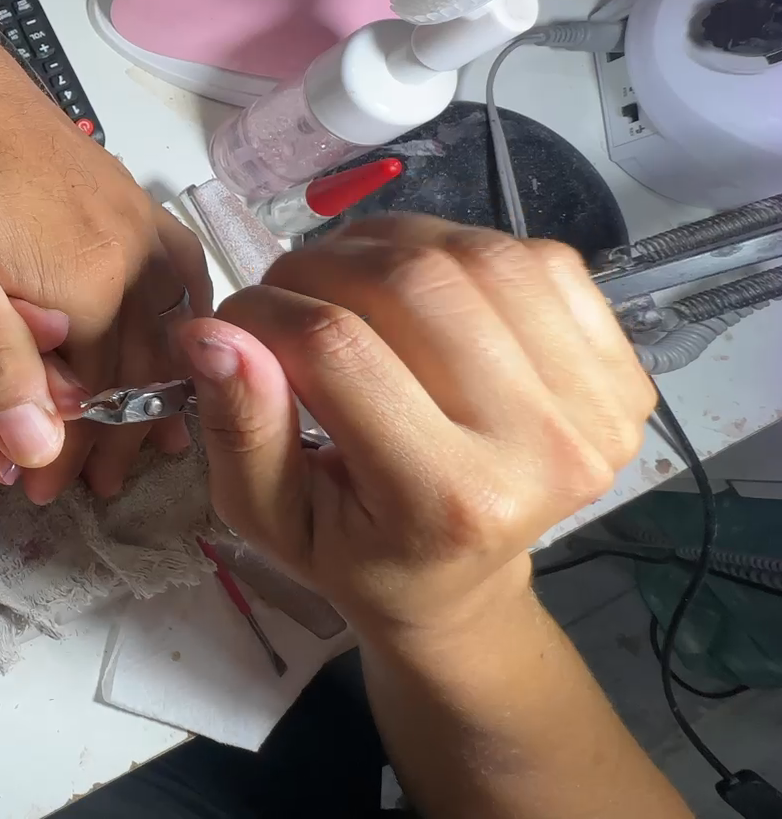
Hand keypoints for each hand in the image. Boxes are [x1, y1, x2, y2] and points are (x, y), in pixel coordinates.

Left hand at [0, 47, 210, 503]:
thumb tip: (39, 442)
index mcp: (87, 279)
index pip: (102, 396)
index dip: (72, 452)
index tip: (39, 491)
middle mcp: (133, 252)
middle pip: (144, 369)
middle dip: (110, 435)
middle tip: (73, 485)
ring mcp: (135, 218)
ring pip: (166, 328)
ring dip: (144, 390)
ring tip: (120, 441)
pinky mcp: (120, 199)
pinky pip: (166, 279)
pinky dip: (159, 331)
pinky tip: (144, 353)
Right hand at [176, 215, 655, 640]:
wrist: (453, 579)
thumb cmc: (343, 549)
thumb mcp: (259, 511)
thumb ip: (234, 425)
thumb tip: (207, 333)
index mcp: (443, 498)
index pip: (335, 347)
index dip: (258, 312)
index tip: (225, 325)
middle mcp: (541, 445)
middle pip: (405, 284)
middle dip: (310, 269)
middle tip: (276, 300)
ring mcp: (595, 402)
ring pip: (467, 256)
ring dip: (372, 248)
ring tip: (331, 285)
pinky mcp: (618, 367)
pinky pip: (527, 257)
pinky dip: (445, 248)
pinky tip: (403, 286)